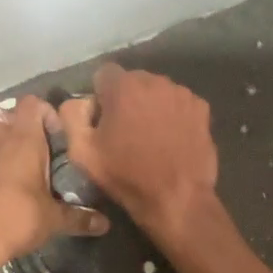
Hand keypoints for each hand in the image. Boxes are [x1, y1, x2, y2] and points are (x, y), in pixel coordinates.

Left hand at [0, 96, 108, 272]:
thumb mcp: (54, 220)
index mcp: (23, 141)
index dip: (44, 112)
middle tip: (26, 143)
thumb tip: (105, 223)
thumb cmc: (18, 219)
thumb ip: (79, 218)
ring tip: (2, 157)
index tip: (55, 135)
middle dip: (9, 121)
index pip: (31, 103)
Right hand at [57, 64, 219, 241]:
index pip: (103, 74)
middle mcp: (155, 81)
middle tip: (124, 132)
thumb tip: (80, 102)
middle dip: (125, 100)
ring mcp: (182, 94)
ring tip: (149, 138)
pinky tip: (170, 140)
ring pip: (157, 92)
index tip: (102, 122)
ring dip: (149, 107)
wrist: (177, 198)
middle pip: (132, 81)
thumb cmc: (125, 175)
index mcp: (124, 86)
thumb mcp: (81, 151)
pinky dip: (172, 115)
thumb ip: (71, 115)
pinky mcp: (201, 109)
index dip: (99, 97)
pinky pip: (178, 104)